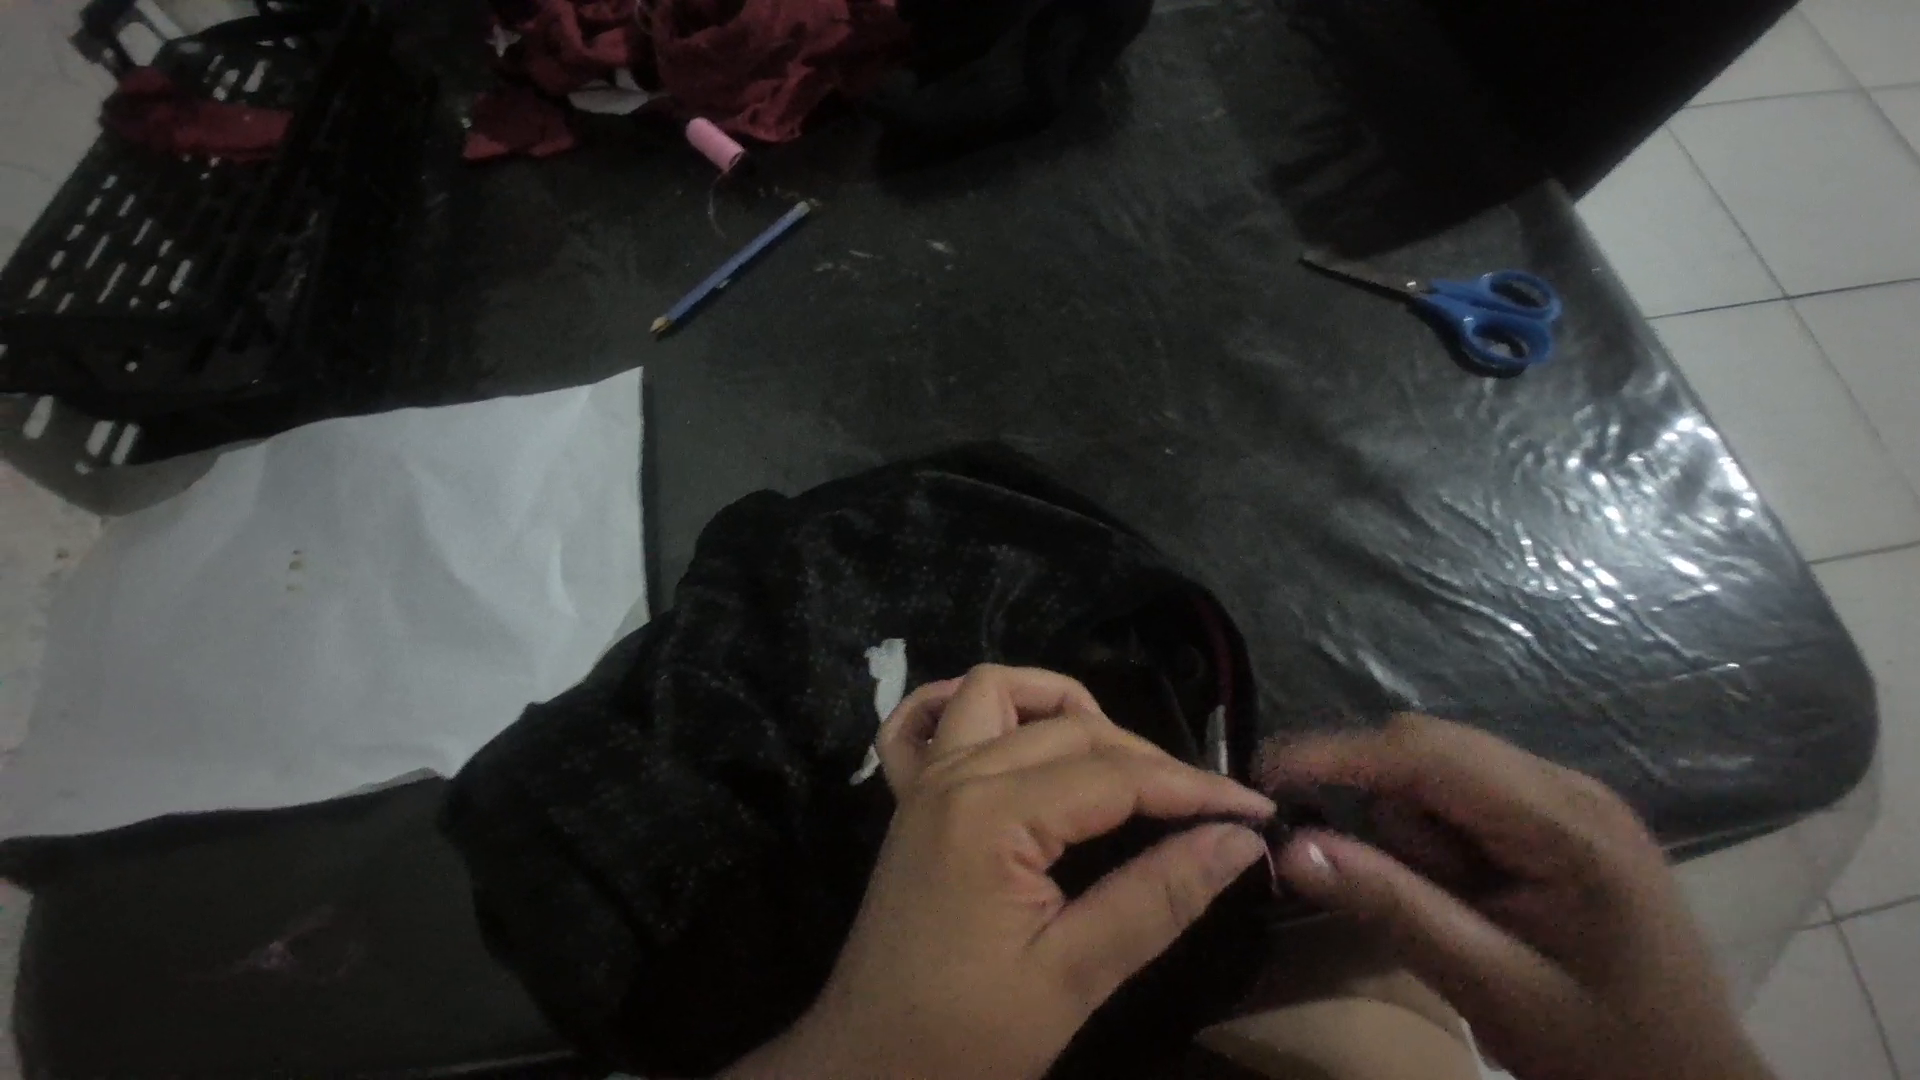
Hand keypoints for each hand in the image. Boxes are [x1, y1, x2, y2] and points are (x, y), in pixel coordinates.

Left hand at [723, 665, 1275, 1079]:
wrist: (867, 1063)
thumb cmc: (966, 1035)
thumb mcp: (1074, 977)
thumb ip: (1157, 897)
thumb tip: (1237, 840)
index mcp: (993, 814)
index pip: (1115, 776)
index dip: (1191, 787)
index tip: (1254, 808)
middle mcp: (955, 773)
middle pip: (1068, 729)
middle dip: (1144, 758)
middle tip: (1199, 809)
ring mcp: (925, 778)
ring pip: (996, 693)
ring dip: (1059, 707)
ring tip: (1114, 758)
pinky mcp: (910, 795)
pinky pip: (924, 720)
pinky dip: (967, 707)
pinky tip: (1007, 731)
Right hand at [1262, 714, 1773, 1079]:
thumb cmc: (1603, 1049)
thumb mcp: (1489, 987)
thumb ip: (1391, 909)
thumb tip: (1289, 848)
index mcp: (1567, 826)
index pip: (1426, 755)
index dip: (1337, 754)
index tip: (1264, 773)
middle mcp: (1567, 784)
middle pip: (1426, 746)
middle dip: (1381, 802)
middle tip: (1381, 878)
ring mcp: (1565, 793)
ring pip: (1433, 763)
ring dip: (1410, 825)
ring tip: (1449, 901)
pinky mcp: (1553, 809)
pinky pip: (1456, 787)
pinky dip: (1432, 829)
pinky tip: (1463, 885)